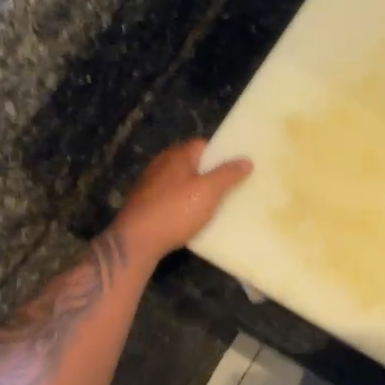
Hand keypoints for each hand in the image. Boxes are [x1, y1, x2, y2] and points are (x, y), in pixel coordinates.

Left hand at [112, 139, 252, 259]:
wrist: (137, 240)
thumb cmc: (176, 211)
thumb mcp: (209, 192)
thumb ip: (228, 174)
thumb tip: (247, 160)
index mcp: (178, 155)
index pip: (202, 145)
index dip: (219, 155)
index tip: (233, 170)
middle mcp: (161, 164)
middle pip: (191, 163)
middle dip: (208, 174)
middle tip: (226, 189)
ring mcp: (149, 184)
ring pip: (179, 182)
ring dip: (194, 191)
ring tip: (211, 206)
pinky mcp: (144, 203)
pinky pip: (169, 198)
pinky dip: (180, 204)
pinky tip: (188, 219)